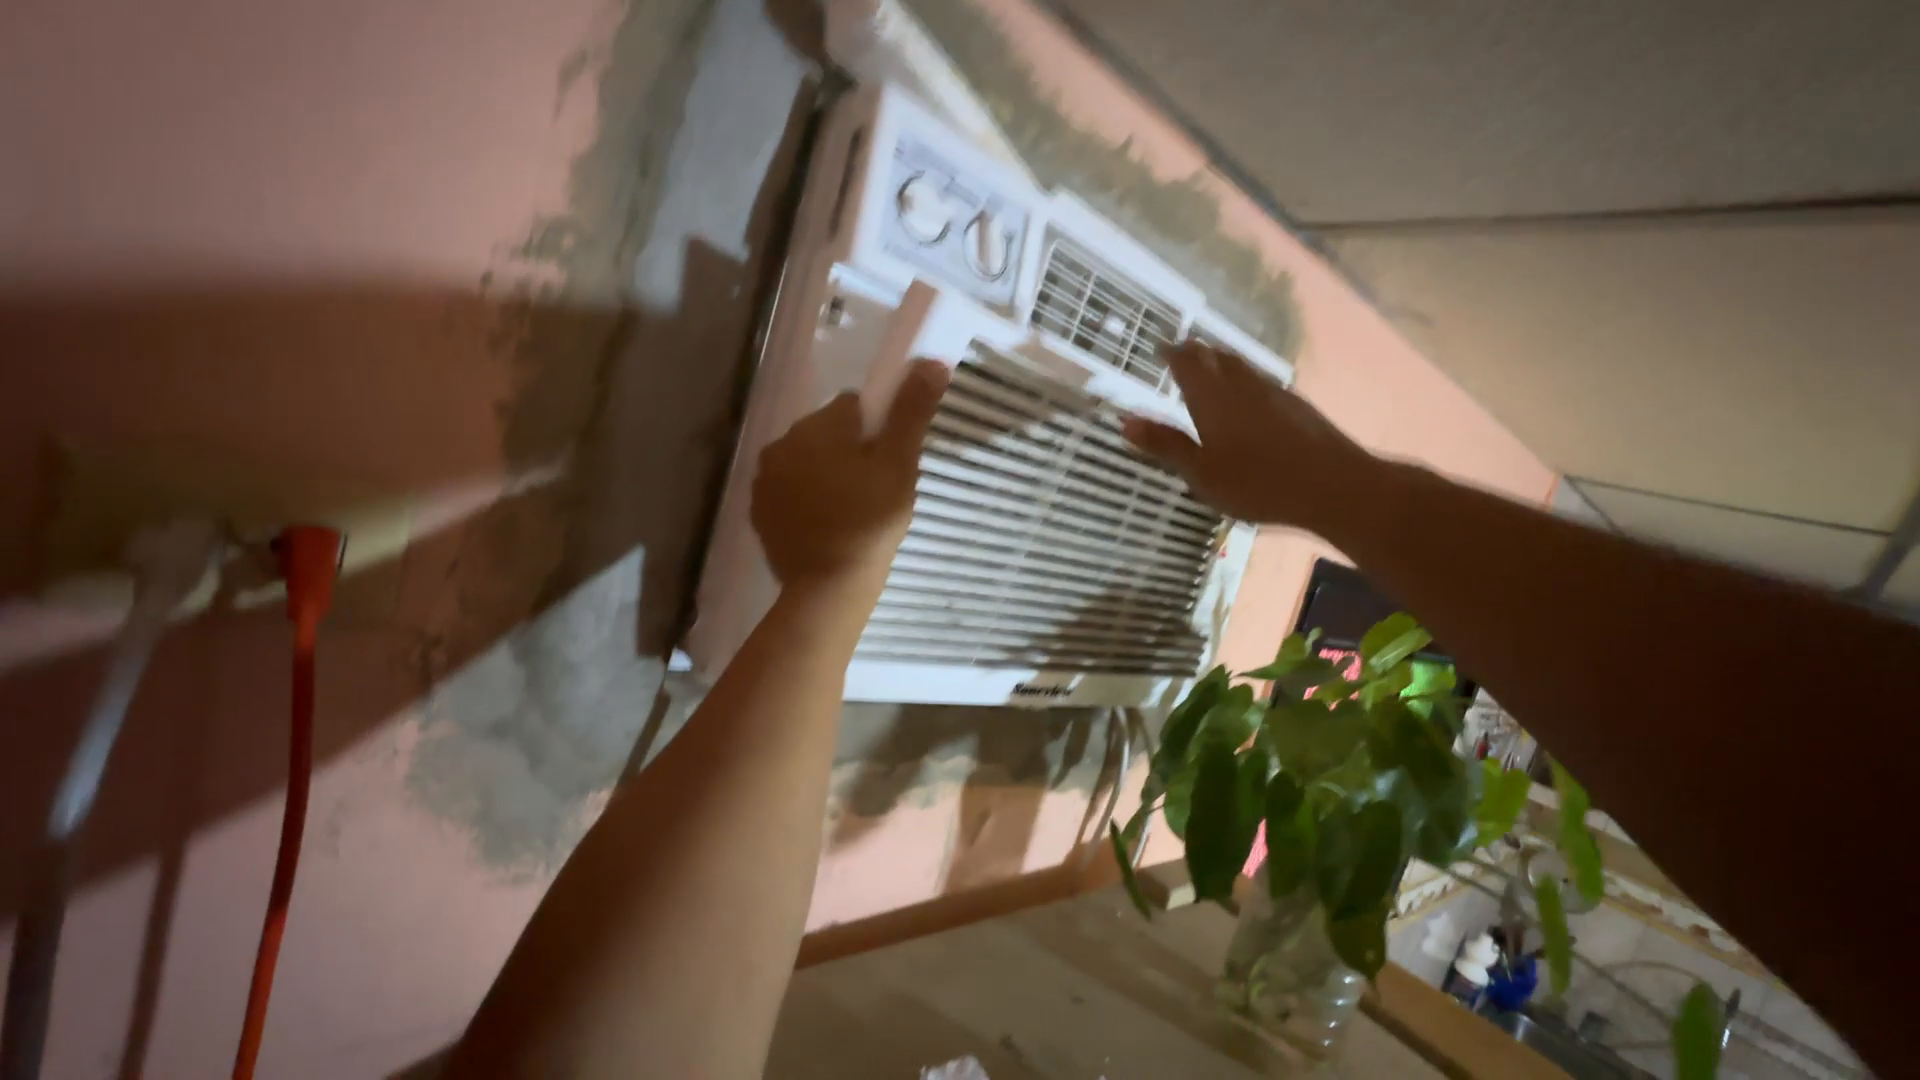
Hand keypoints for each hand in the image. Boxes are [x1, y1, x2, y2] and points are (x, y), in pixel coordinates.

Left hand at [752, 359, 948, 588]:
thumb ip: (912, 411)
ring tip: (849, 512)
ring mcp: (765, 478)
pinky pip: (788, 490)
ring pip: (805, 461)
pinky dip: (804, 499)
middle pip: (825, 433)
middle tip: (872, 491)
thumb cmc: (871, 520)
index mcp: (819, 424)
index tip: (888, 465)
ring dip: (823, 475)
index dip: (876, 433)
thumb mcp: (899, 464)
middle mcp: (783, 441)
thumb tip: (931, 361)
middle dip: (847, 453)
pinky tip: (824, 525)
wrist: (828, 585)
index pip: (853, 407)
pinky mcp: (758, 510)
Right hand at [1123, 343, 1377, 528]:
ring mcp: (1274, 393)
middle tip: (1182, 354)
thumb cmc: (1257, 483)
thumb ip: (1166, 444)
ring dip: (1223, 362)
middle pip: (1216, 357)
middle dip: (1197, 352)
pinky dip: (1245, 380)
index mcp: (1212, 397)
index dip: (1172, 353)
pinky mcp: (1297, 406)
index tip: (1160, 348)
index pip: (1187, 362)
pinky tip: (1249, 397)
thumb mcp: (1201, 472)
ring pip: (1242, 366)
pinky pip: (1262, 381)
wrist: (1333, 485)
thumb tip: (1125, 420)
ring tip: (1211, 366)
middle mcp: (1242, 385)